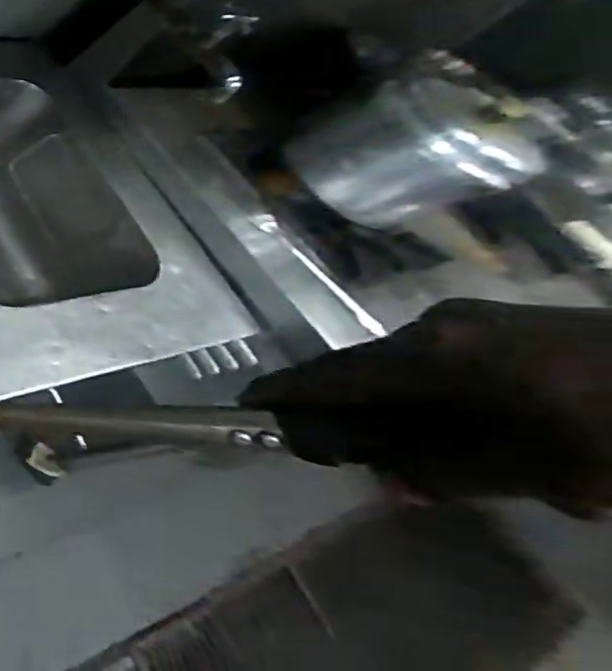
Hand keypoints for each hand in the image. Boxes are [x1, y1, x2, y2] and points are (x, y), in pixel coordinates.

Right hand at [241, 299, 611, 515]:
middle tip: (366, 458)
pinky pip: (460, 365)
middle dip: (366, 417)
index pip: (333, 375)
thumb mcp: (553, 471)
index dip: (287, 392)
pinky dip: (461, 403)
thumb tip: (387, 480)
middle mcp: (438, 324)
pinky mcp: (516, 324)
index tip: (245, 404)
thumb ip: (458, 474)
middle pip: (373, 373)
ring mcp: (478, 319)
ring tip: (471, 466)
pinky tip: (515, 443)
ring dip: (424, 416)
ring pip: (421, 372)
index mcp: (432, 352)